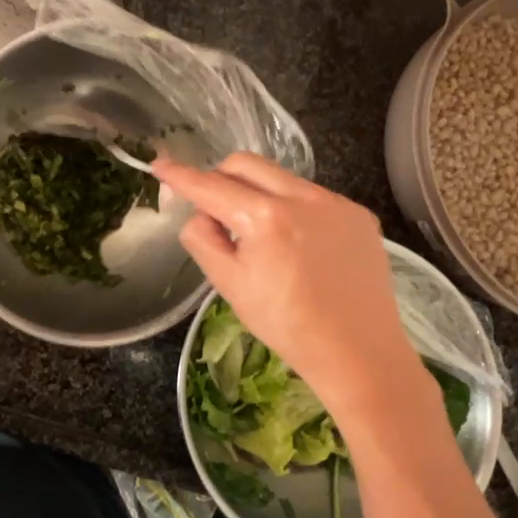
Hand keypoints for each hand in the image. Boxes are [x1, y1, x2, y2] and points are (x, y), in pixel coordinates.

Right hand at [153, 153, 420, 414]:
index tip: (159, 165)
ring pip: (280, 178)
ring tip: (261, 237)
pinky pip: (311, 196)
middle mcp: (303, 198)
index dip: (180, 176)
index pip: (210, 186)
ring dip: (258, 193)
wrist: (358, 353)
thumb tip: (201, 214)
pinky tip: (297, 246)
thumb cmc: (286, 324)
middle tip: (212, 209)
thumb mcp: (227, 284)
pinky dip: (291, 208)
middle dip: (219, 177)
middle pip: (245, 164)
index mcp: (265, 218)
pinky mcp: (358, 215)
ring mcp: (336, 203)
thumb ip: (202, 238)